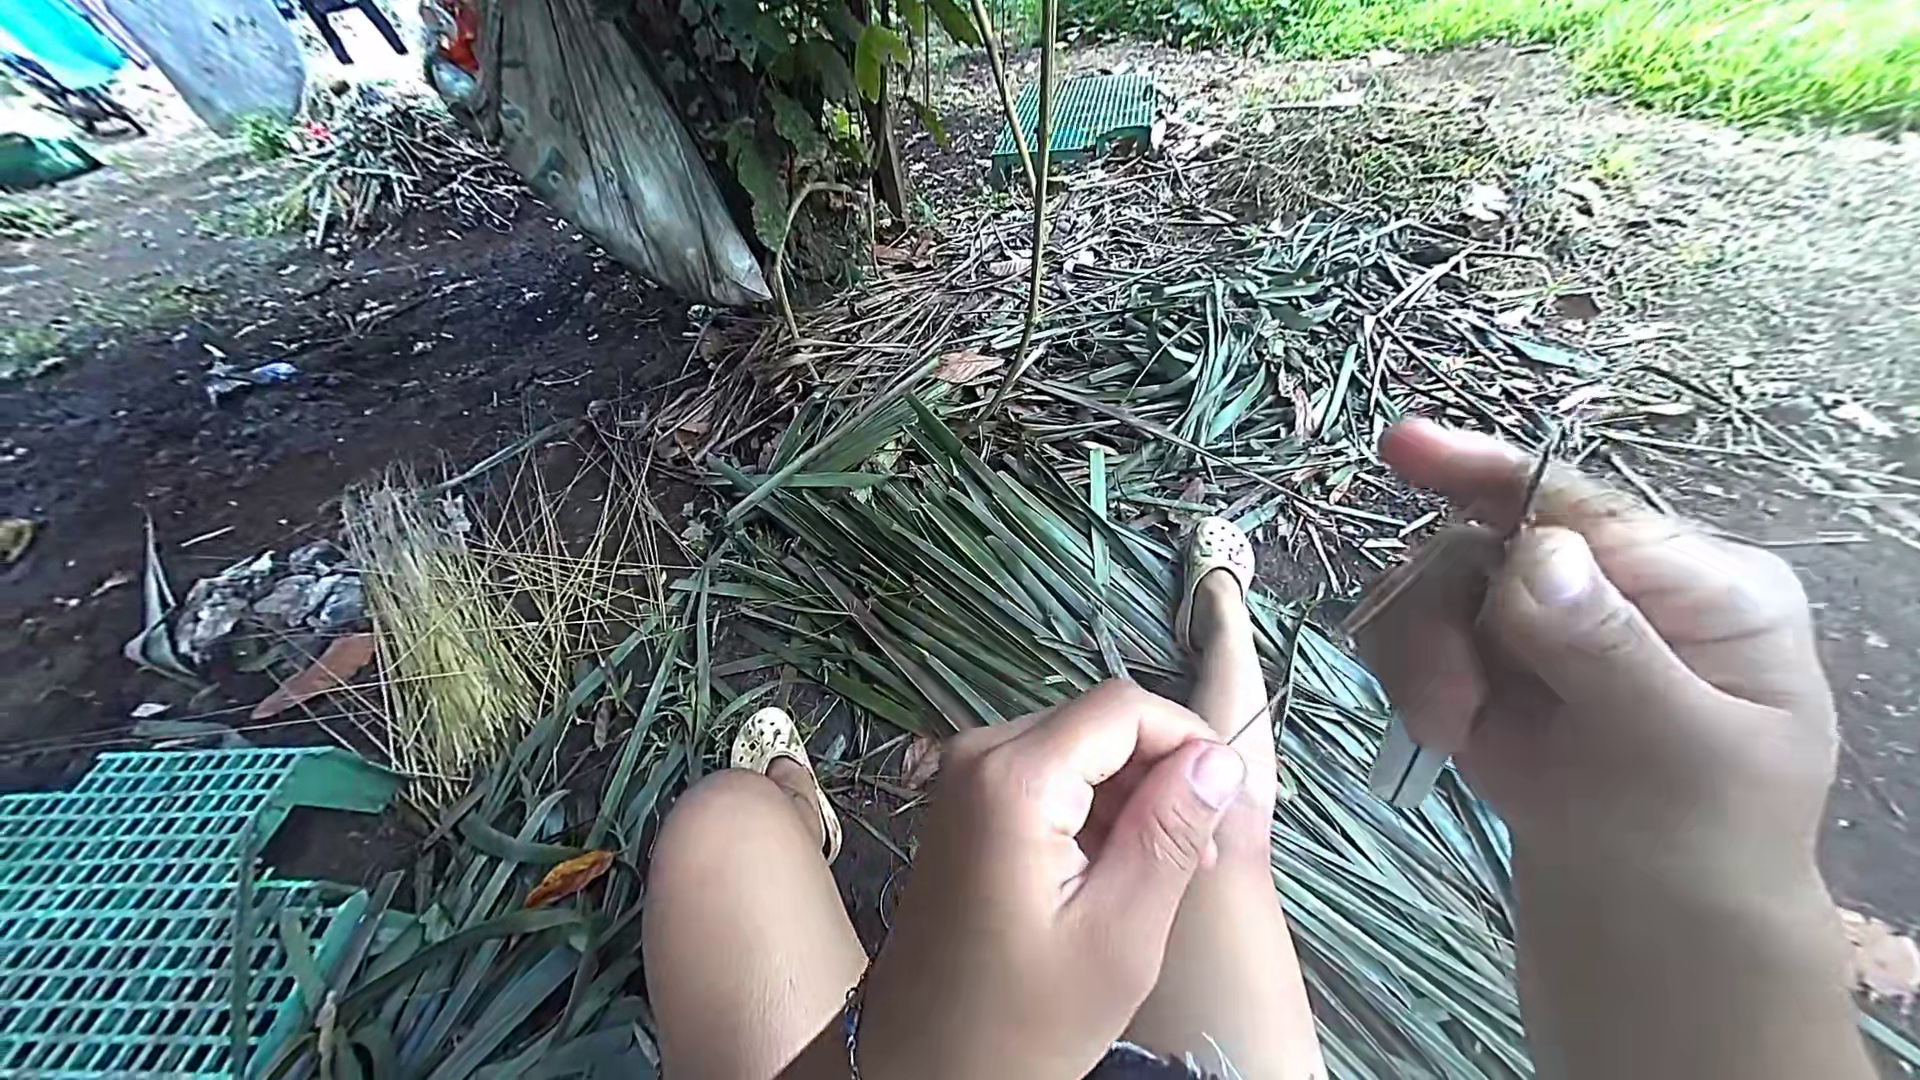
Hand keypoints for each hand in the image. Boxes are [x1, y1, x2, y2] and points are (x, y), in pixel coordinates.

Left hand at [854, 680, 1248, 1079]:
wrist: (922, 1055)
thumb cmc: (1021, 1017)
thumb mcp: (1118, 935)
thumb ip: (1170, 833)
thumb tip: (1220, 757)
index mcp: (1014, 776)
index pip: (1121, 706)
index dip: (1185, 735)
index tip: (1224, 795)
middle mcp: (981, 748)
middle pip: (1097, 719)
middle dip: (1158, 767)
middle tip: (1198, 850)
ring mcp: (968, 765)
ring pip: (1077, 739)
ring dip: (1129, 785)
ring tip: (1161, 863)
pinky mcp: (968, 786)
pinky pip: (1047, 763)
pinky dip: (1092, 796)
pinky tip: (1111, 856)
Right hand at [1356, 419, 1837, 887]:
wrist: (1628, 879)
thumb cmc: (1689, 820)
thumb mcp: (1676, 743)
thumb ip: (1607, 646)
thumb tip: (1533, 555)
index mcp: (1683, 579)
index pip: (1573, 503)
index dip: (1483, 470)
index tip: (1402, 445)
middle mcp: (1590, 576)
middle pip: (1468, 550)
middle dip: (1441, 628)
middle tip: (1448, 701)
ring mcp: (1517, 608)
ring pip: (1418, 592)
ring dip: (1421, 664)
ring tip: (1448, 725)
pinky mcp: (1461, 641)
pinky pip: (1396, 630)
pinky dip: (1404, 677)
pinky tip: (1443, 724)